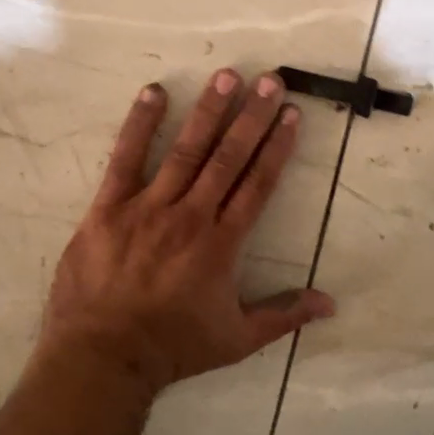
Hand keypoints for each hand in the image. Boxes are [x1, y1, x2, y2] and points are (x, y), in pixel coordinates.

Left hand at [36, 69, 334, 391]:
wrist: (102, 359)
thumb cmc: (173, 347)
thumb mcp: (237, 339)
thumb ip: (284, 315)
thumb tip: (331, 304)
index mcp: (222, 244)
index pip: (258, 184)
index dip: (277, 147)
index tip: (292, 114)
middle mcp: (190, 216)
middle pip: (228, 158)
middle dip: (252, 116)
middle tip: (269, 79)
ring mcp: (147, 208)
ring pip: (185, 151)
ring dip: (207, 111)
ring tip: (226, 75)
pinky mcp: (107, 209)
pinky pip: (124, 160)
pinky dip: (139, 125)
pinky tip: (153, 92)